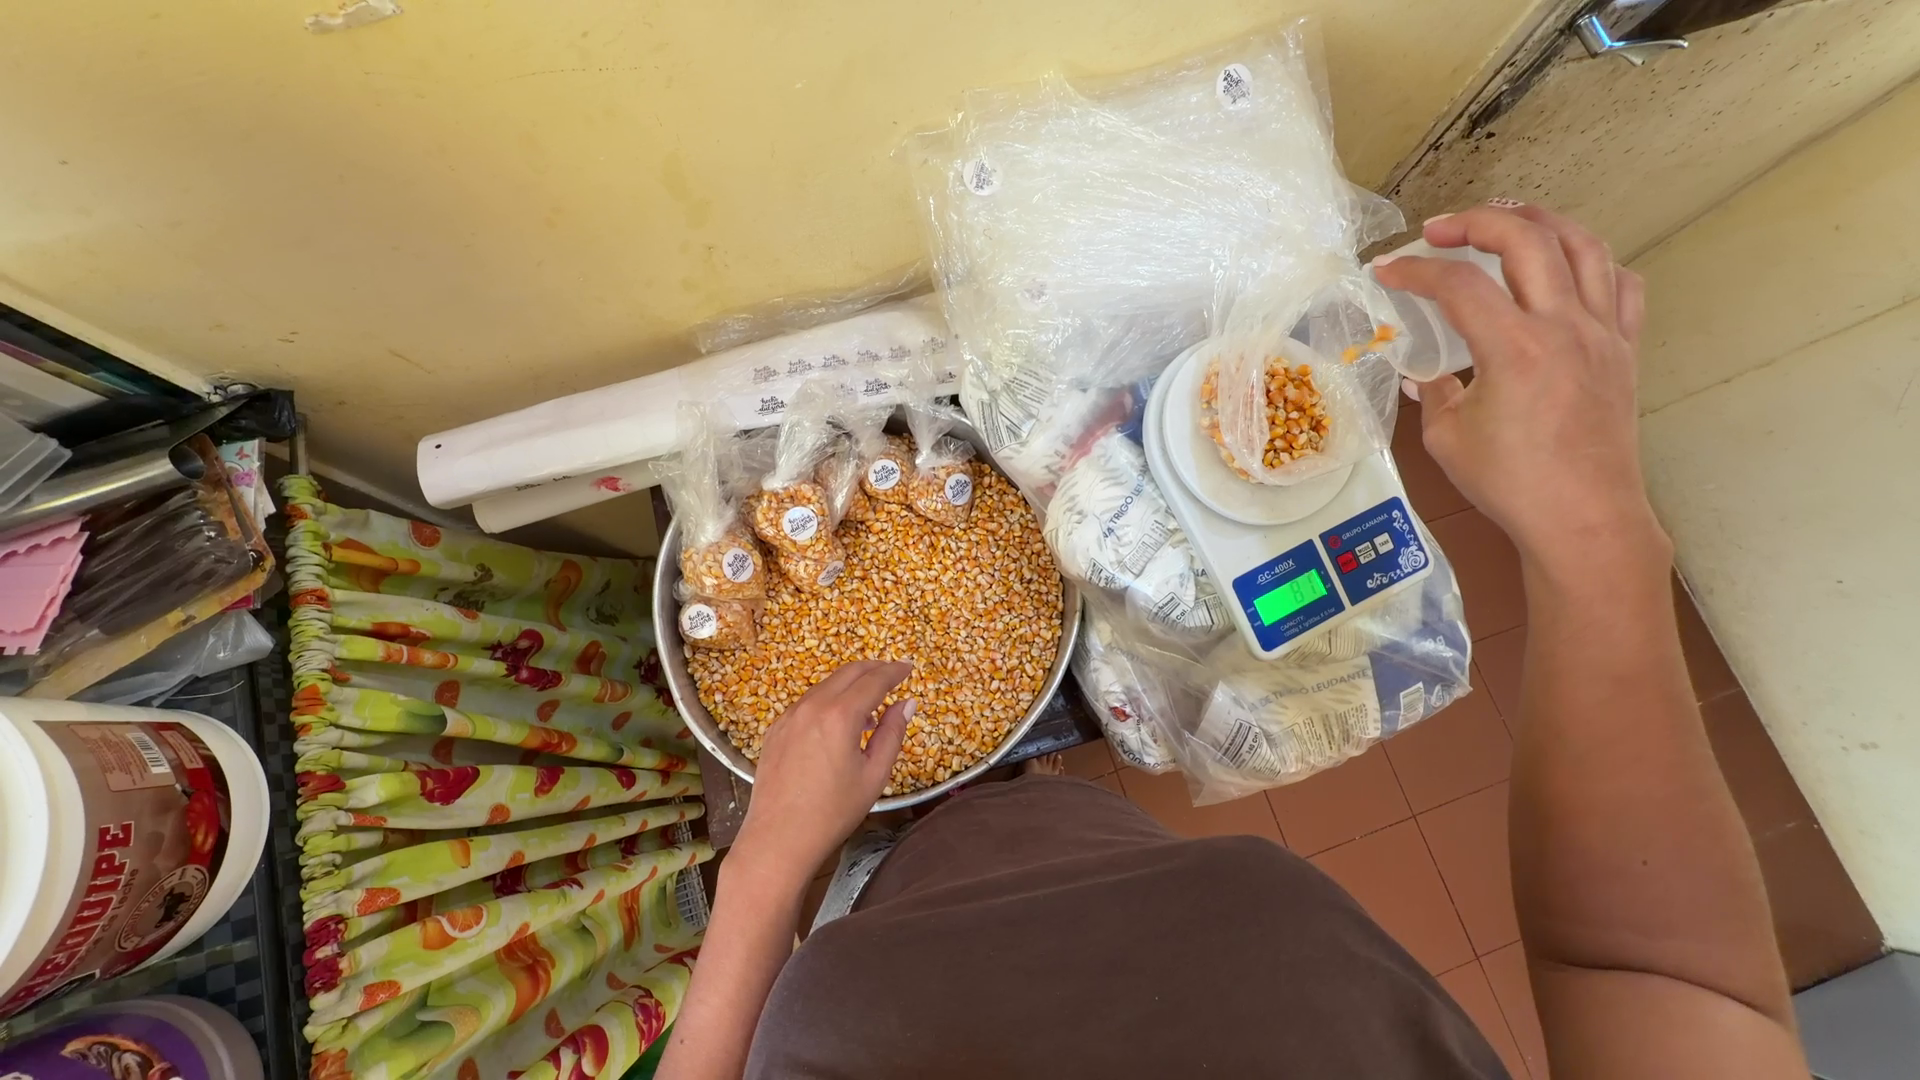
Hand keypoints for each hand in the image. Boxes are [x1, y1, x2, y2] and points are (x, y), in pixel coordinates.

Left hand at [731, 660, 913, 885]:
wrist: (777, 839)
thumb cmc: (832, 813)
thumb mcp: (874, 776)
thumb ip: (892, 733)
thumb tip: (906, 703)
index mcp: (840, 716)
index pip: (874, 680)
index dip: (895, 671)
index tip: (909, 667)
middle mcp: (812, 706)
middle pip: (848, 672)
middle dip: (874, 668)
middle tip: (893, 674)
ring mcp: (789, 715)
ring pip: (826, 685)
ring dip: (851, 685)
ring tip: (870, 706)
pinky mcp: (776, 728)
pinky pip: (808, 702)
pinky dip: (829, 700)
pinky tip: (838, 724)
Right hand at [1373, 203, 1668, 571]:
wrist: (1582, 516)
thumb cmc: (1508, 483)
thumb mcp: (1447, 437)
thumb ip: (1435, 392)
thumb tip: (1425, 374)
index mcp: (1514, 349)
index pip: (1458, 285)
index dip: (1414, 271)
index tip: (1385, 270)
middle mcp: (1565, 326)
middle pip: (1526, 240)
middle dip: (1476, 222)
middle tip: (1438, 231)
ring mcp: (1603, 333)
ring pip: (1583, 246)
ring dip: (1538, 223)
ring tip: (1502, 224)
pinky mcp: (1624, 348)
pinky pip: (1619, 283)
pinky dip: (1589, 260)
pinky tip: (1564, 267)